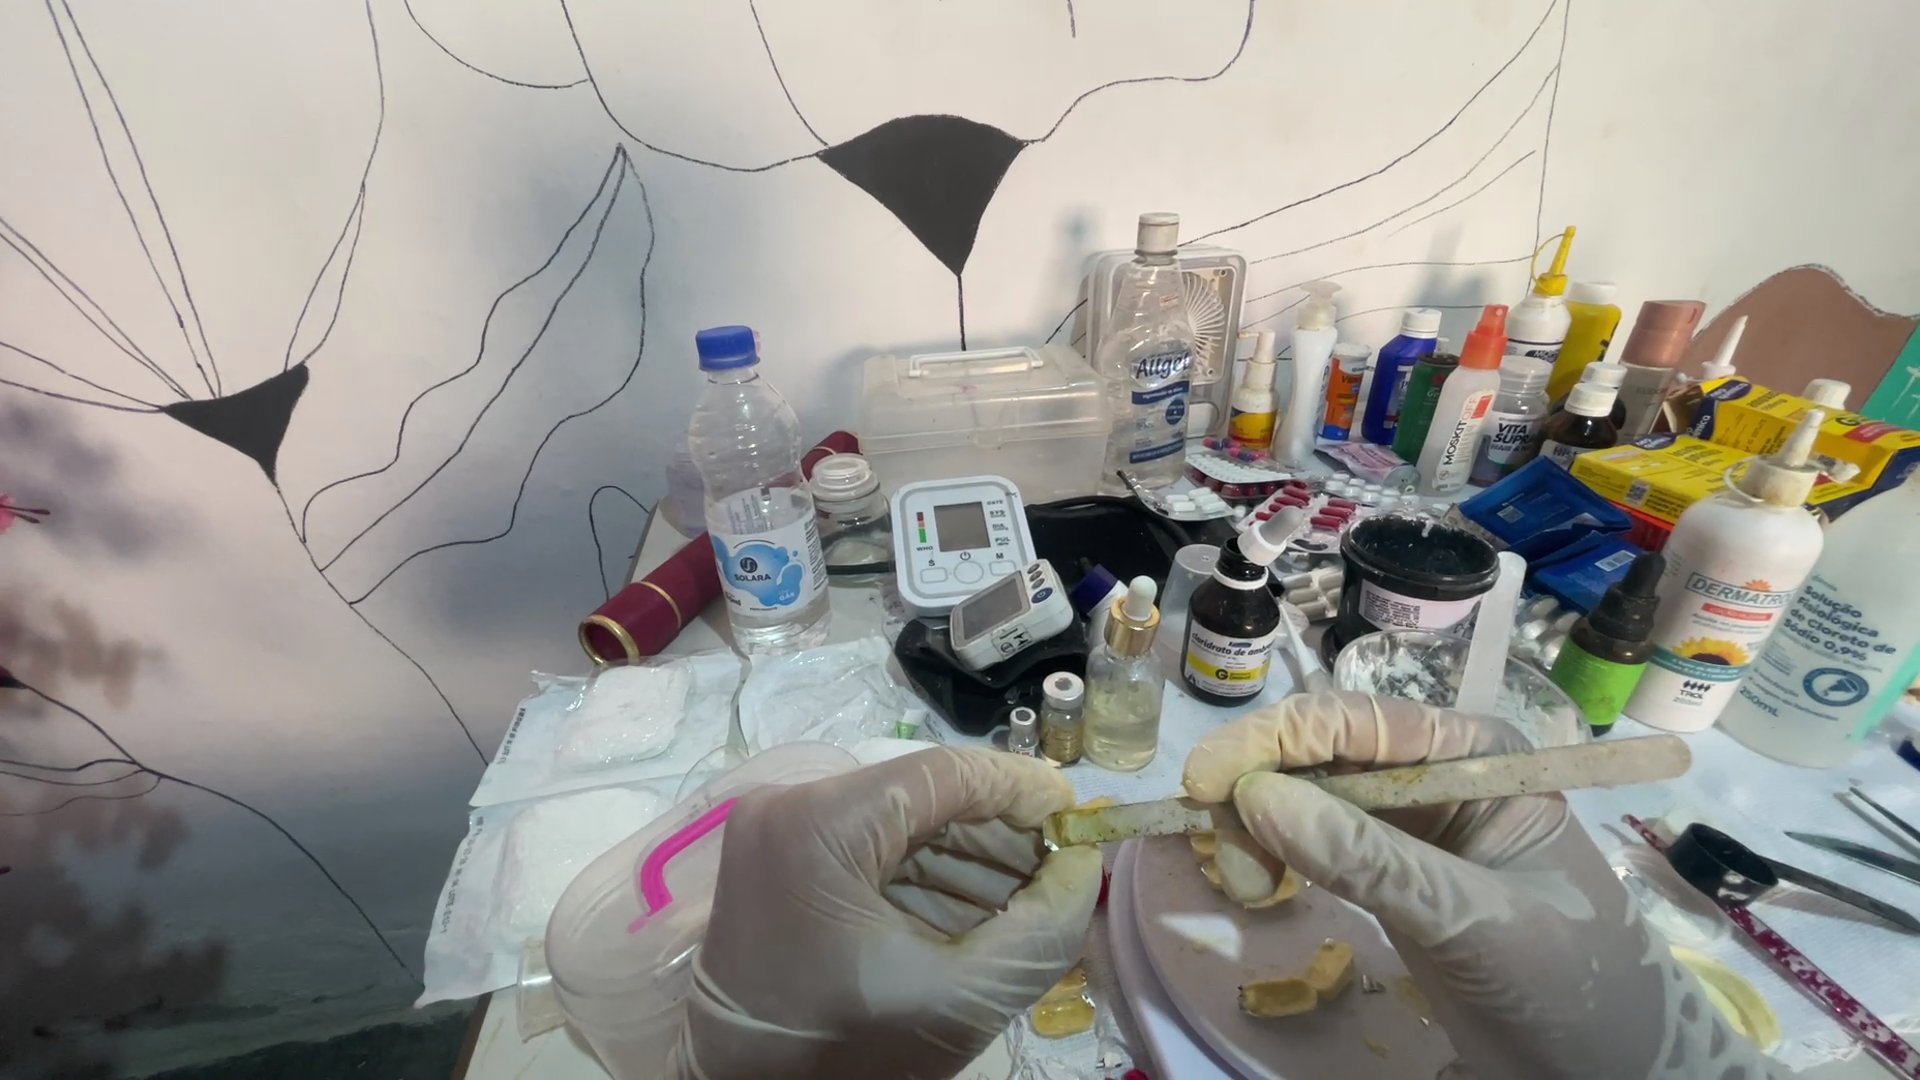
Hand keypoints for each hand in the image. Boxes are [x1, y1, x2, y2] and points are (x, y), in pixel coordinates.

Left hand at [673, 746, 1102, 1079]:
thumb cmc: (840, 1060)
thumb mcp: (957, 1002)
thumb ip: (1040, 928)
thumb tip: (1086, 862)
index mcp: (817, 823)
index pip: (941, 773)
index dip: (1018, 787)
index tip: (1074, 813)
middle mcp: (791, 801)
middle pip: (923, 795)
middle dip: (999, 830)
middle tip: (1061, 862)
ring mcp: (783, 823)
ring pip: (904, 817)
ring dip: (972, 852)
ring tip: (1034, 887)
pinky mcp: (787, 849)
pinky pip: (878, 842)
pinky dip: (933, 869)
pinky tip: (983, 897)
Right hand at [1184, 691, 1782, 1079]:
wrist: (1615, 1078)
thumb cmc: (1574, 993)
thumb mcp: (1470, 921)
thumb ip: (1365, 857)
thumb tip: (1253, 797)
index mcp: (1470, 751)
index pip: (1351, 721)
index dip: (1267, 740)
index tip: (1202, 781)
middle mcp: (1428, 763)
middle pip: (1312, 747)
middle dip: (1254, 788)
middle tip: (1214, 845)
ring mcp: (1401, 809)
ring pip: (1296, 786)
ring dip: (1252, 824)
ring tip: (1242, 884)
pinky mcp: (1377, 851)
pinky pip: (1303, 828)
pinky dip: (1267, 847)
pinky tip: (1259, 879)